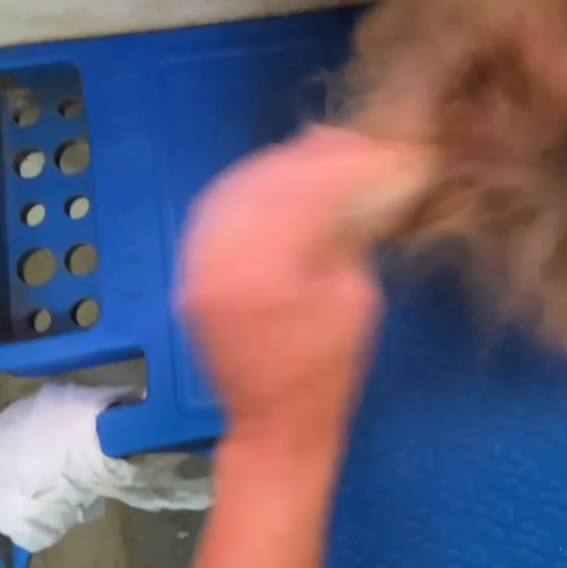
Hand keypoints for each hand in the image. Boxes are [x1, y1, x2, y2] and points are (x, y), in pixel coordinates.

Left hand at [175, 126, 426, 462]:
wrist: (274, 425)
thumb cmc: (330, 371)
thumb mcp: (358, 297)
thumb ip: (348, 233)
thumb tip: (357, 180)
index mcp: (271, 272)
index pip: (306, 190)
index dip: (344, 162)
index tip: (376, 148)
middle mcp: (222, 259)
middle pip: (265, 179)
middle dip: (310, 154)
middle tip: (347, 142)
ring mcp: (197, 264)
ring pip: (233, 187)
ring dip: (276, 163)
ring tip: (315, 152)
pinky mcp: (190, 271)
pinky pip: (214, 209)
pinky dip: (247, 185)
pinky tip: (274, 179)